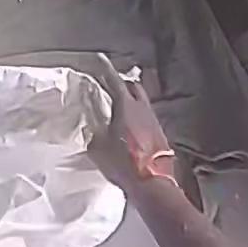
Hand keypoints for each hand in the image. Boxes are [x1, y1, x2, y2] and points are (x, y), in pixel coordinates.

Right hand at [89, 79, 178, 193]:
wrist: (153, 187)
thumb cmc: (123, 164)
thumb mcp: (97, 145)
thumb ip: (92, 129)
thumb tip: (87, 122)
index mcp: (126, 107)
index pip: (115, 81)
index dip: (106, 69)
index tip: (100, 60)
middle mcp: (143, 111)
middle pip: (133, 87)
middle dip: (122, 83)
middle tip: (109, 86)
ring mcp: (154, 123)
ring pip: (142, 103)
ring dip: (131, 101)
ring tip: (118, 107)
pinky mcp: (160, 136)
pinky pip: (147, 118)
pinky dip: (137, 116)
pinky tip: (129, 127)